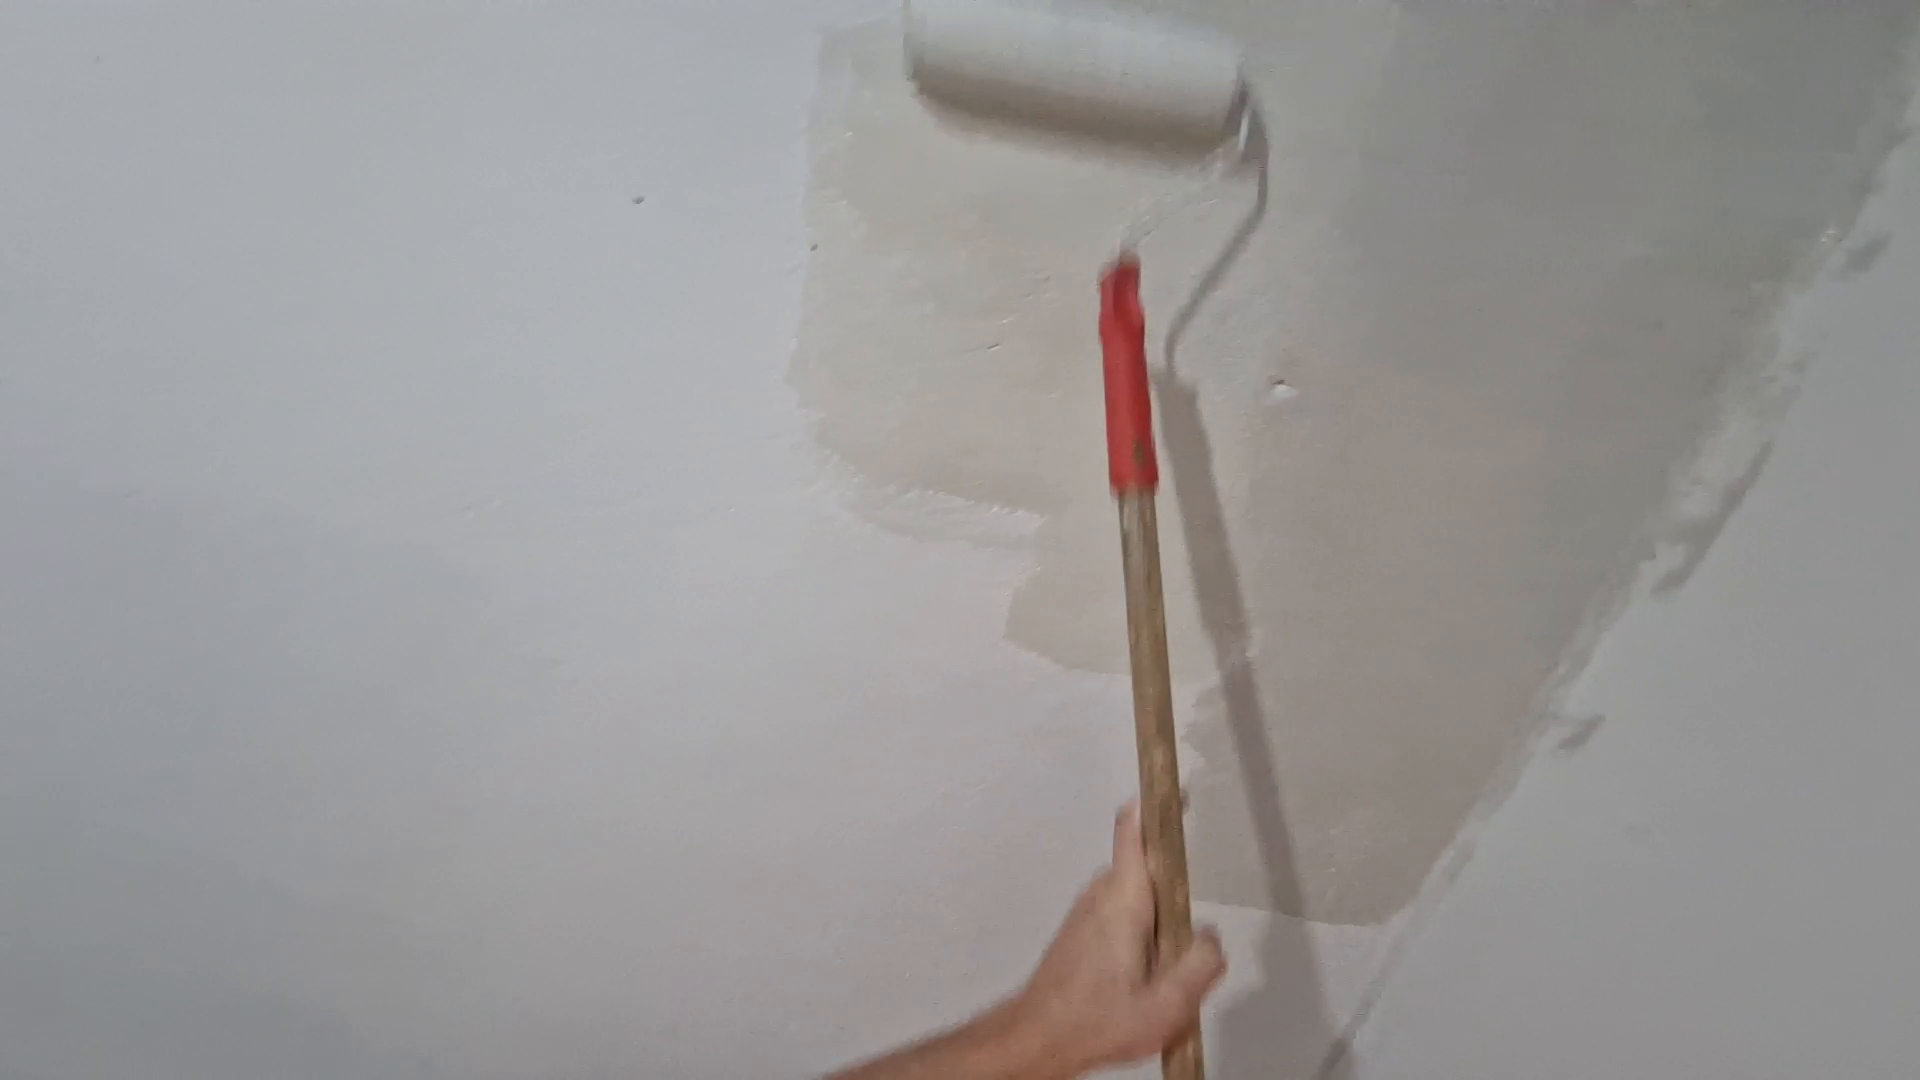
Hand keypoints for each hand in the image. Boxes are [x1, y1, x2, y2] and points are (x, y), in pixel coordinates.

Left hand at [1008, 802, 1226, 1077]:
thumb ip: (1199, 964)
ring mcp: (1089, 906)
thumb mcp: (1167, 1004)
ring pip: (1137, 896)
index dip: (1154, 804)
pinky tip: (1139, 981)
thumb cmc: (1098, 1018)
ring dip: (1157, 924)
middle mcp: (1102, 891)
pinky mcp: (1083, 924)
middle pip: (1148, 870)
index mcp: (1124, 897)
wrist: (1041, 1034)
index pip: (1133, 831)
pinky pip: (1122, 913)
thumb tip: (1209, 934)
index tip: (1175, 789)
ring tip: (1160, 979)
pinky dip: (1139, 935)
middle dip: (1174, 897)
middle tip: (1185, 949)